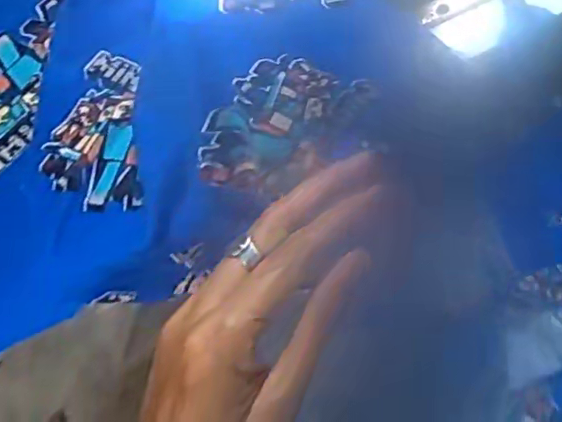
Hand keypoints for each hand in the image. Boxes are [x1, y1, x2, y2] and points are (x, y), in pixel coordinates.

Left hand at [142, 153, 382, 421]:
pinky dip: (276, 237)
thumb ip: (316, 327)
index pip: (292, 255)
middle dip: (318, 187)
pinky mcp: (184, 315)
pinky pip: (237, 261)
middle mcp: (199, 304)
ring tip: (341, 181)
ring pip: (249, 237)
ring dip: (298, 205)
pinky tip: (305, 228)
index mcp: (223, 332)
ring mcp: (186, 306)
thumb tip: (358, 259)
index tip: (377, 193)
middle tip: (361, 163)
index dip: (339, 218)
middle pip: (266, 227)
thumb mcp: (279, 402)